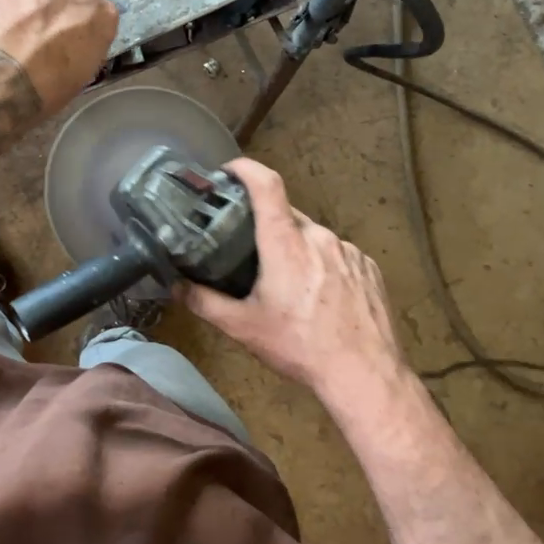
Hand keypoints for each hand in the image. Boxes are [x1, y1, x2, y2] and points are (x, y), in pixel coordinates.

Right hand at [178, 158, 408, 401]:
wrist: (366, 376)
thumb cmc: (300, 347)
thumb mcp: (242, 328)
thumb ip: (203, 302)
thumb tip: (174, 285)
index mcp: (285, 243)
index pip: (266, 184)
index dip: (245, 168)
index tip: (228, 171)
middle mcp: (318, 237)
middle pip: (286, 215)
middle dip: (266, 227)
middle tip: (250, 253)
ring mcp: (348, 251)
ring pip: (312, 237)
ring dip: (296, 250)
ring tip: (288, 284)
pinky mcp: (369, 268)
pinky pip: (337, 254)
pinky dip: (322, 265)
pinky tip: (319, 296)